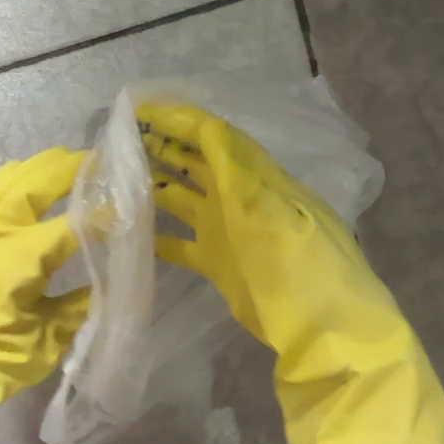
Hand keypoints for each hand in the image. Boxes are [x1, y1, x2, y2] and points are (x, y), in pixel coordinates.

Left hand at [0, 147, 90, 443]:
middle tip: (95, 163)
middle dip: (64, 172)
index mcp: (16, 264)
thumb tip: (110, 277)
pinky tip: (21, 179)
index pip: (66, 228)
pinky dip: (6, 184)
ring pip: (2, 187)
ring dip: (35, 172)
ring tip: (63, 161)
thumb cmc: (0, 362)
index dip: (97, 217)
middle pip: (29, 189)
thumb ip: (80, 303)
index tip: (125, 205)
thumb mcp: (49, 339)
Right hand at [140, 104, 443, 443]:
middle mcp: (240, 197)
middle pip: (195, 160)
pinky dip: (158, 236)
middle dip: (160, 144)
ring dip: (154, 184)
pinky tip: (131, 232)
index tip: (137, 112)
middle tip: (117, 139)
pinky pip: (181, 242)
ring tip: (116, 176)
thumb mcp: (273, 213)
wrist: (326, 331)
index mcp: (256, 179)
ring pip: (184, 197)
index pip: (212, 135)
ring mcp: (228, 231)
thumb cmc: (303, 267)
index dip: (177, 119)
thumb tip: (204, 128)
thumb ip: (239, 173)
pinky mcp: (219, 263)